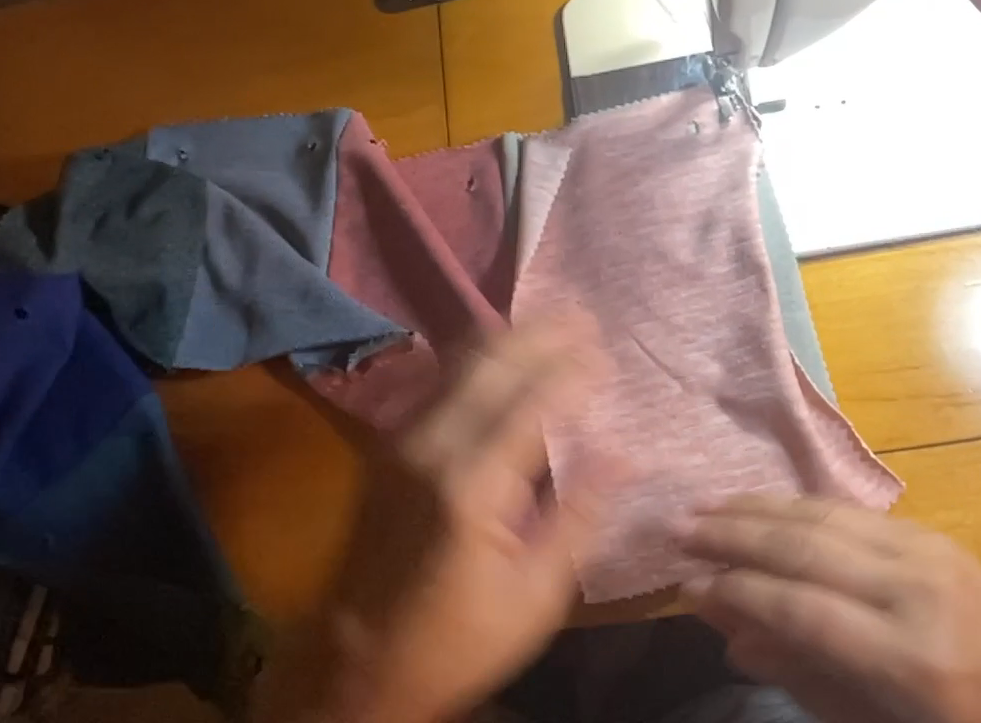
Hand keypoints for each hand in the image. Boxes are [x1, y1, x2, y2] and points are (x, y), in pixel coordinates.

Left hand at [255, 318, 616, 722]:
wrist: (358, 663)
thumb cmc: (457, 640)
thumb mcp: (535, 596)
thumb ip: (579, 516)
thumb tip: (623, 455)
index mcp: (471, 483)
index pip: (534, 401)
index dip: (575, 371)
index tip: (608, 355)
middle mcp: (432, 443)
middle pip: (493, 361)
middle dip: (542, 334)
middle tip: (584, 316)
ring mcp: (403, 436)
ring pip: (462, 360)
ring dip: (511, 337)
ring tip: (553, 323)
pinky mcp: (390, 442)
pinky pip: (441, 379)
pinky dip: (481, 357)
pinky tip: (506, 354)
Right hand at [679, 496, 980, 722]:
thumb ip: (809, 683)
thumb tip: (735, 638)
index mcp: (911, 658)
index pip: (798, 609)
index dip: (735, 594)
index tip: (685, 587)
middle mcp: (913, 589)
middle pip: (803, 546)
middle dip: (733, 535)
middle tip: (677, 529)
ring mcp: (924, 551)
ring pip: (820, 514)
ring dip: (757, 508)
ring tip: (705, 507)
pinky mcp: (929, 533)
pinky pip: (847, 510)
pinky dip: (795, 504)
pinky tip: (764, 505)